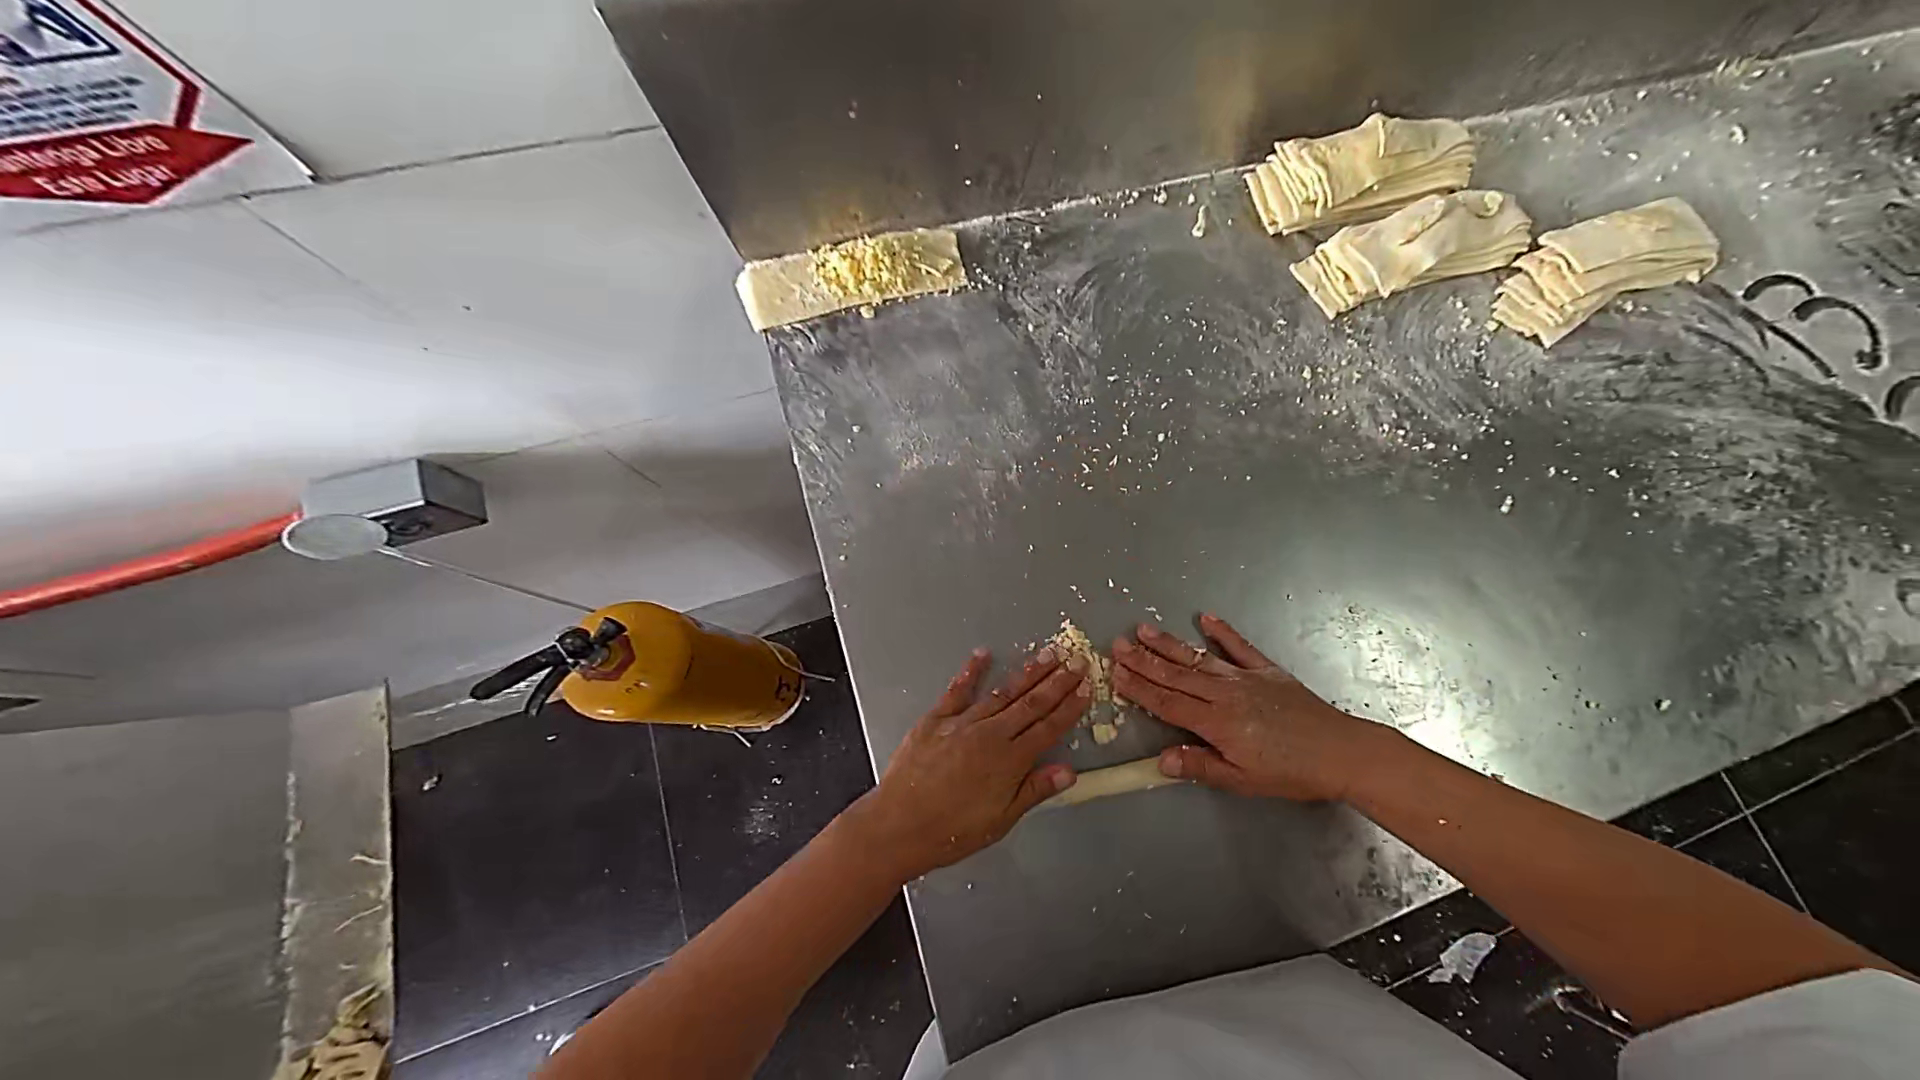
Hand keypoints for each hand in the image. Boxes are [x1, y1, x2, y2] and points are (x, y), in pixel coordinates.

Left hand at [847, 647, 1089, 879]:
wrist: (899, 824)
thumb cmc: (952, 831)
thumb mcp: (1000, 820)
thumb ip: (1034, 791)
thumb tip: (1069, 771)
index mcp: (1010, 760)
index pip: (1048, 727)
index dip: (1070, 707)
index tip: (1087, 688)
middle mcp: (990, 734)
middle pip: (1031, 703)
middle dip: (1057, 681)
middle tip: (1077, 660)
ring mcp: (962, 722)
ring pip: (1003, 692)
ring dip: (1027, 673)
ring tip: (1047, 654)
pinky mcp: (936, 718)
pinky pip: (958, 690)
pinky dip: (971, 671)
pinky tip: (983, 655)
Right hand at [1111, 614, 1376, 801]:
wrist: (1343, 753)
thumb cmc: (1291, 773)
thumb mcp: (1243, 781)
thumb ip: (1201, 766)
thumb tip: (1161, 759)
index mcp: (1216, 722)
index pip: (1167, 702)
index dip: (1139, 688)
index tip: (1115, 673)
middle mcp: (1224, 694)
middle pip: (1175, 675)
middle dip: (1143, 660)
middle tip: (1116, 644)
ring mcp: (1245, 678)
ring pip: (1197, 658)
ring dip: (1168, 644)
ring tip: (1143, 629)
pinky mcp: (1267, 671)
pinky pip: (1240, 647)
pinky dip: (1222, 632)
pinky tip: (1206, 618)